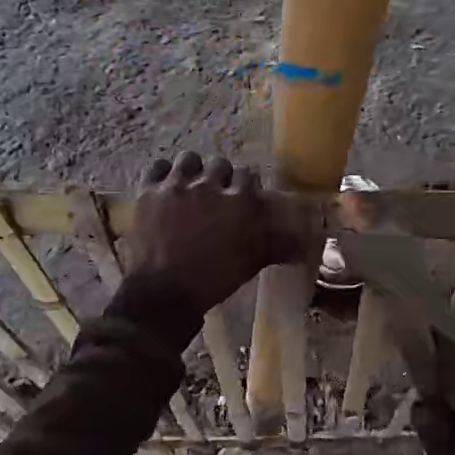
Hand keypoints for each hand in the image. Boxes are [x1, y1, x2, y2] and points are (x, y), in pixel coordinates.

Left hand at [126, 152, 305, 313]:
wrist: (164, 294)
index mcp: (239, 202)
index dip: (244, 185)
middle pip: (220, 164)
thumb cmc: (213, 281)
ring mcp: (177, 186)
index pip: (247, 175)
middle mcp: (210, 186)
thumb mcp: (251, 264)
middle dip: (220, 177)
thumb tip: (305, 247)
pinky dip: (163, 174)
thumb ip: (277, 247)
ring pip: (189, 159)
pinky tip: (166, 186)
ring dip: (192, 171)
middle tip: (215, 194)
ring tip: (190, 186)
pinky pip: (158, 166)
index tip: (240, 195)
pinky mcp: (149, 191)